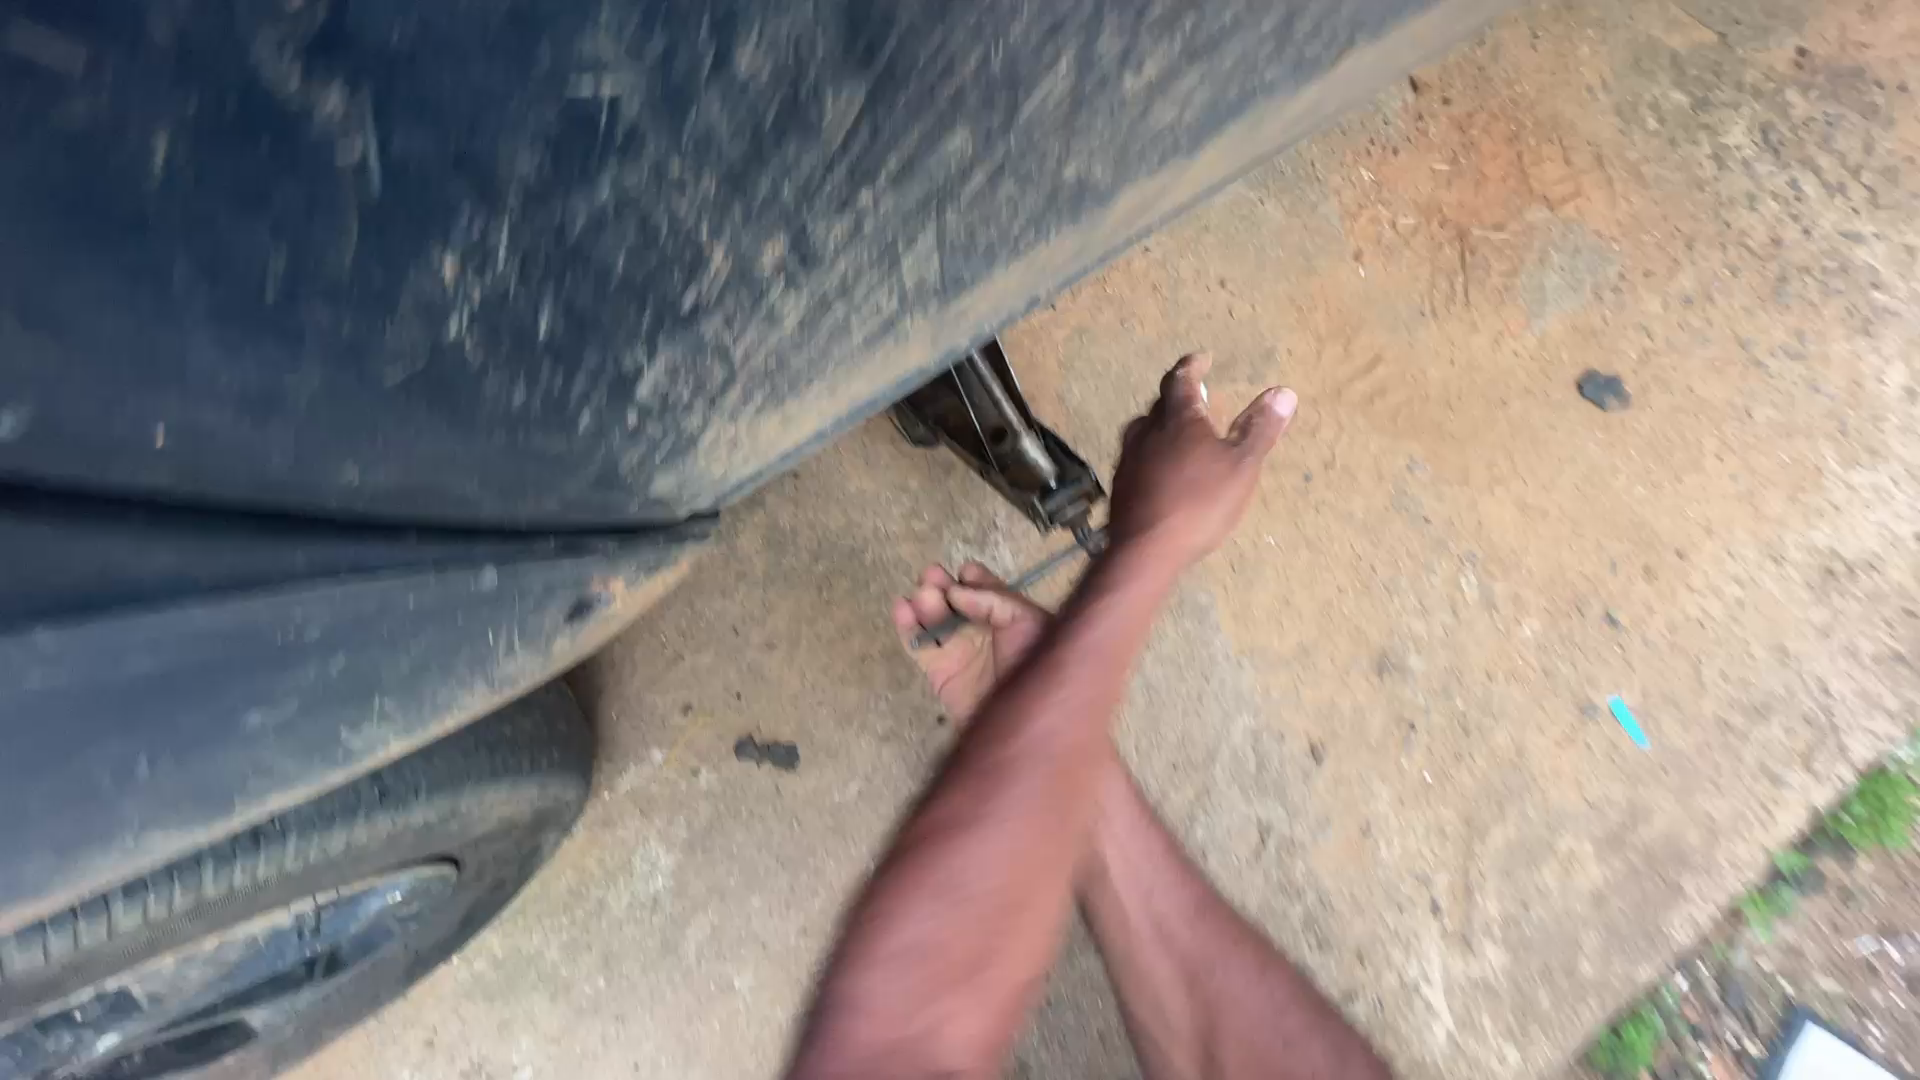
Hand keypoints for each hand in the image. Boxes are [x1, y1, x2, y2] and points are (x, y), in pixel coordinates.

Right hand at [891, 562, 1049, 726]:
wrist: (1025, 721)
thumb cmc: (1037, 667)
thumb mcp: (1030, 622)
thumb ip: (996, 600)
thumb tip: (956, 593)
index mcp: (1006, 616)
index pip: (983, 587)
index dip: (972, 578)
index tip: (966, 575)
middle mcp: (980, 630)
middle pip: (952, 599)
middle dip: (941, 584)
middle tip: (932, 577)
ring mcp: (958, 650)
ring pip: (933, 618)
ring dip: (925, 602)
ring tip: (923, 596)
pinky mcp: (939, 672)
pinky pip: (918, 645)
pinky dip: (907, 627)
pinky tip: (902, 608)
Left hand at [1107, 353, 1296, 568]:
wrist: (1145, 549)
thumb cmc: (1199, 503)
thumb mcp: (1241, 466)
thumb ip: (1259, 429)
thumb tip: (1283, 392)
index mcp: (1177, 420)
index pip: (1180, 381)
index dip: (1191, 367)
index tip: (1201, 359)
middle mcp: (1146, 433)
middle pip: (1159, 406)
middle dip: (1177, 397)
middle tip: (1195, 398)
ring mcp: (1128, 460)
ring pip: (1143, 432)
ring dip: (1161, 426)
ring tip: (1177, 433)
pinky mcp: (1120, 486)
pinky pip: (1137, 459)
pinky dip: (1151, 454)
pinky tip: (1160, 471)